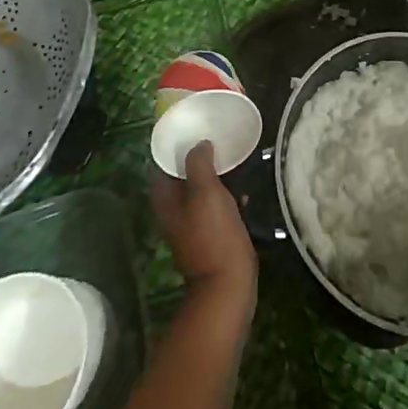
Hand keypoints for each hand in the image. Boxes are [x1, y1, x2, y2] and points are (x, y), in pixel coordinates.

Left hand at [150, 140, 256, 293]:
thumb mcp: (205, 192)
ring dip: (215, 175)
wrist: (228, 282)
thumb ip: (198, 164)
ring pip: (201, 189)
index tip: (194, 126)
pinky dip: (227, 195)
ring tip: (234, 158)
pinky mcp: (210, 232)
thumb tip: (199, 143)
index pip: (162, 162)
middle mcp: (173, 209)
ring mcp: (191, 222)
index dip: (175, 144)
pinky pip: (216, 205)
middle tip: (218, 138)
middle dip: (199, 157)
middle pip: (182, 174)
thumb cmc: (213, 234)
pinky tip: (245, 191)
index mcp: (165, 198)